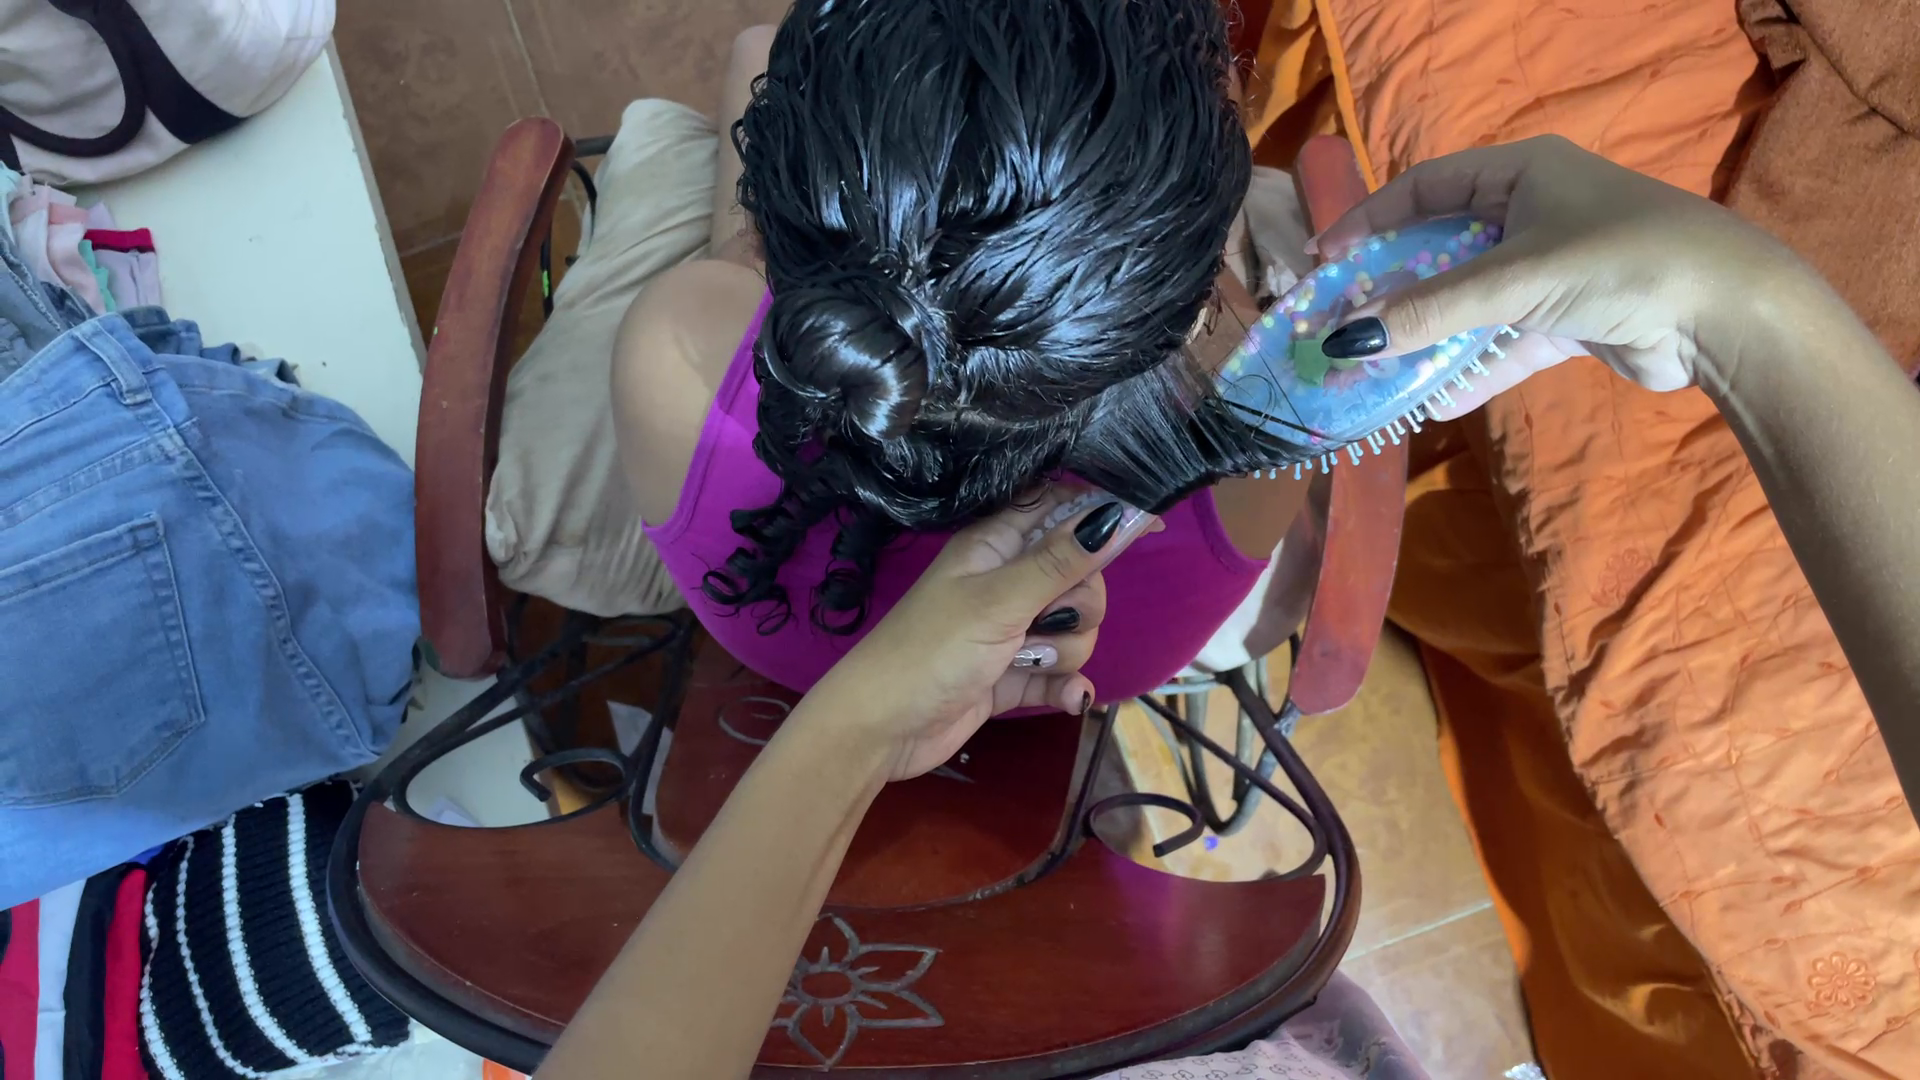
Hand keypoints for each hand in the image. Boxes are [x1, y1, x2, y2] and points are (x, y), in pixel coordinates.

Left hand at [811, 488, 1156, 780]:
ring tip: (1024, 661)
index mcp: (995, 546)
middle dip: (1077, 605)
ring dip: (1063, 650)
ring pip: (1075, 628)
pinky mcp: (1013, 675)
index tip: (1147, 523)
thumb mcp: (999, 601)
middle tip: (1043, 621)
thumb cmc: (932, 651)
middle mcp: (1007, 581)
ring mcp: (1011, 631)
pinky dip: (1065, 685)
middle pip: (1080, 576)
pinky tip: (1068, 698)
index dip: (1100, 512)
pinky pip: (1061, 672)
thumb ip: (1060, 561)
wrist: (882, 730)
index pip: (1058, 510)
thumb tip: (1116, 515)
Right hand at [1314, 135, 1811, 412]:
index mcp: (1519, 177)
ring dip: (1416, 342)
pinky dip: (1462, 374)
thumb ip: (1426, 311)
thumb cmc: (1623, 263)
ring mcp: (1538, 273)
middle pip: (1431, 253)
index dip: (1367, 221)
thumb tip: (1341, 342)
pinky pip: (1490, 346)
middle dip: (1383, 294)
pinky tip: (1430, 404)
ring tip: (1369, 374)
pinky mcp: (1553, 321)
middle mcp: (1524, 218)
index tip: (1322, 260)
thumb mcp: (1514, 279)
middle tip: (1337, 324)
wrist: (1732, 320)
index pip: (1422, 189)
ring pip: (1456, 305)